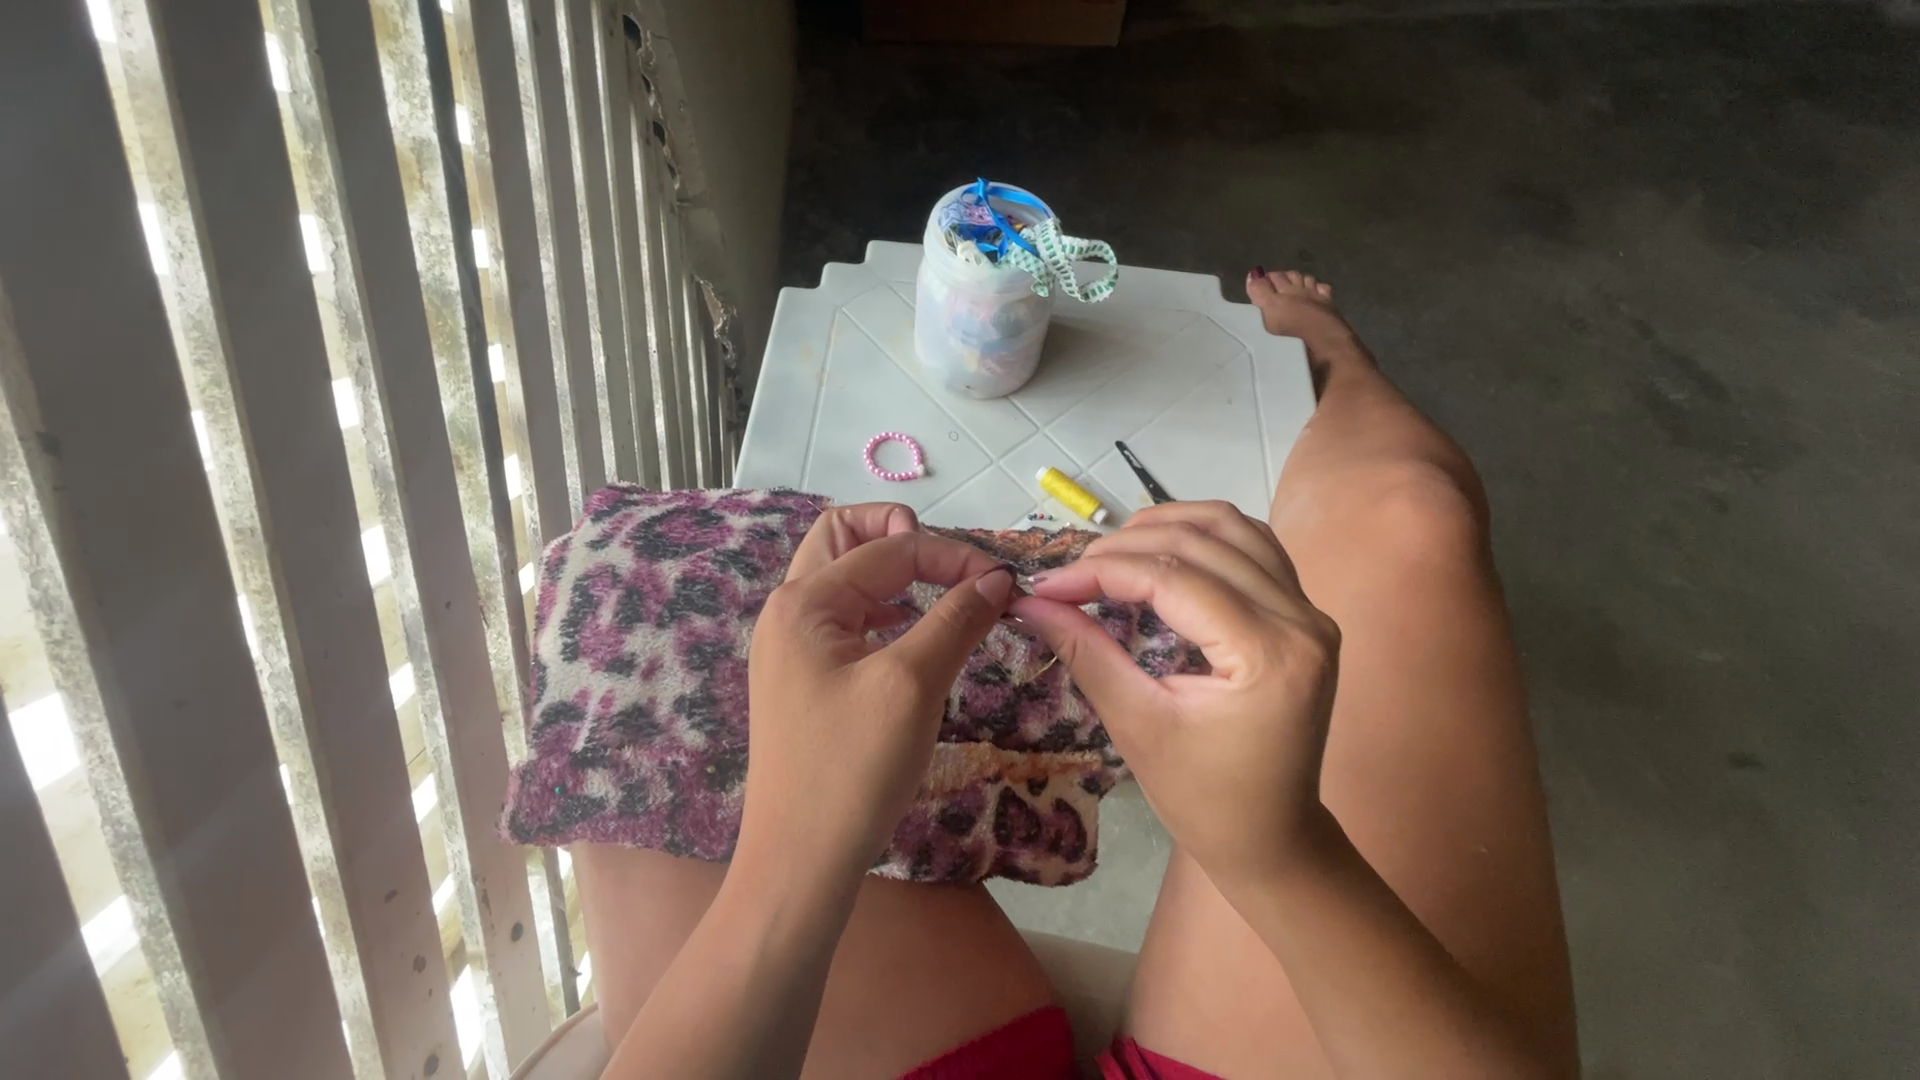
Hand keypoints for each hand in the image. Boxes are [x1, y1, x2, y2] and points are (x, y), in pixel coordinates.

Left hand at [742, 503, 1015, 873]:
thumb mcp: (912, 686)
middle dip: (899, 535)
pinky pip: (842, 617)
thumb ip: (956, 620)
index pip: (890, 550)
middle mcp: (788, 611)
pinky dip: (879, 608)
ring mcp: (790, 645)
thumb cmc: (852, 770)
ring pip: (840, 576)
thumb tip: (997, 577)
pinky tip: (908, 633)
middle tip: (948, 564)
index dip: (953, 557)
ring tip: (937, 593)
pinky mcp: (802, 677)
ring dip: (889, 570)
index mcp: (805, 601)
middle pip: (842, 536)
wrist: (799, 862)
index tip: (1004, 584)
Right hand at [1010, 501, 1341, 883]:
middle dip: (1124, 547)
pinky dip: (1203, 535)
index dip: (1100, 572)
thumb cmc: (1202, 796)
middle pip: (1201, 543)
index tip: (1046, 583)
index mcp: (1267, 654)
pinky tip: (1163, 549)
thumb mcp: (1136, 724)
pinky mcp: (1303, 613)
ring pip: (1233, 528)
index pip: (1171, 579)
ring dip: (1167, 525)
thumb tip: (1030, 601)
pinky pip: (1254, 546)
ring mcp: (1309, 612)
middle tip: (1070, 574)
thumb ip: (1085, 651)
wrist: (1271, 837)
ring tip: (1110, 551)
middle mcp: (1301, 619)